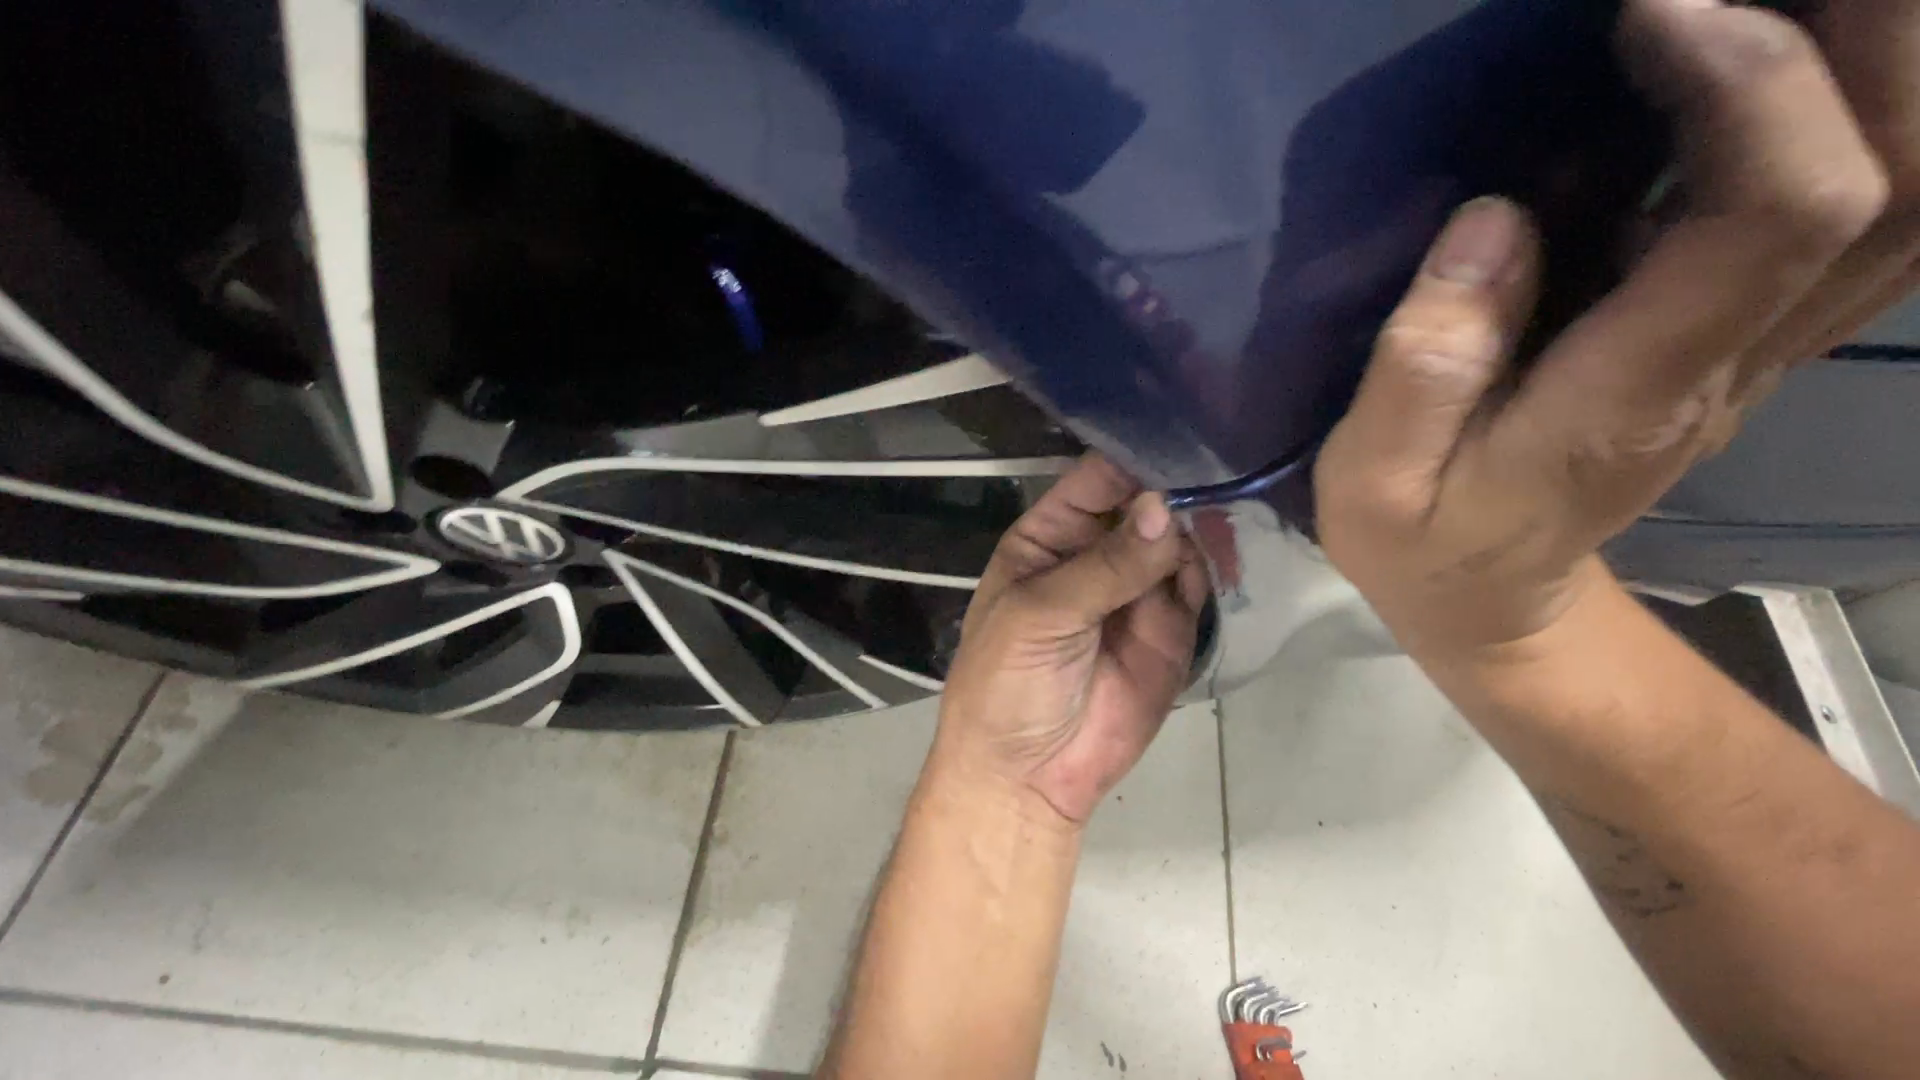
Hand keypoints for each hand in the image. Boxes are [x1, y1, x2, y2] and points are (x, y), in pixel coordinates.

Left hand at [930, 455, 1207, 825]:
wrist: (1026, 777)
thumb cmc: (1007, 684)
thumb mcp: (1040, 616)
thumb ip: (1105, 567)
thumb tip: (1164, 509)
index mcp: (1048, 540)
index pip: (1095, 483)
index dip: (1133, 460)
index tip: (1183, 437)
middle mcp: (1096, 557)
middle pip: (1146, 507)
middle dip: (1180, 489)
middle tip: (1228, 468)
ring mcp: (1136, 594)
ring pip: (1179, 543)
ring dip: (1204, 527)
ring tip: (1237, 505)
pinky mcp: (1170, 632)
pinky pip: (1196, 589)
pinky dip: (1215, 570)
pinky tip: (1234, 551)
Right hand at [1316, 0, 1918, 668]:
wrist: (1491, 604)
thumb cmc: (1418, 545)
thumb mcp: (1374, 478)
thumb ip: (1424, 363)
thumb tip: (1491, 219)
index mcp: (1627, 394)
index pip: (1774, 215)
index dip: (1750, 86)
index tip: (1650, 14)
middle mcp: (1728, 362)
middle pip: (1902, 176)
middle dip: (1861, 40)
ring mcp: (1756, 356)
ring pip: (1916, 191)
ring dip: (1885, 69)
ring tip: (1781, 6)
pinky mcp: (1745, 348)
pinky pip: (1873, 217)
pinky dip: (1872, 122)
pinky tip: (1792, 80)